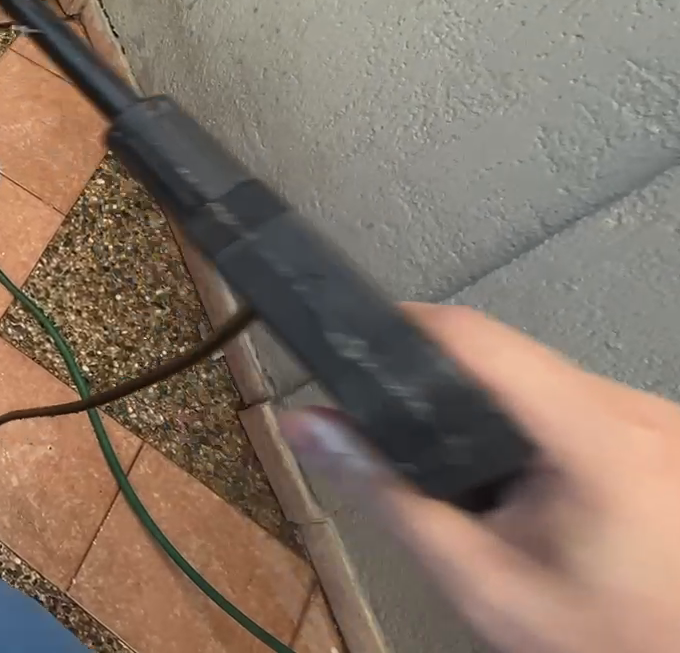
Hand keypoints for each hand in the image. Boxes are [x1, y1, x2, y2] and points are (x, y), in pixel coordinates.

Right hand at [281, 305, 679, 652]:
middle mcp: (645, 417)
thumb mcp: (476, 577)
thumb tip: (304, 423)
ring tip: (462, 458)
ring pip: (536, 373)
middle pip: (501, 354)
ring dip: (485, 401)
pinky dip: (530, 419)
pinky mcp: (671, 438)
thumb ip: (384, 493)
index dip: (398, 326)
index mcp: (598, 440)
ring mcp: (666, 425)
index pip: (472, 335)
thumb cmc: (600, 636)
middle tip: (402, 431)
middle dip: (439, 384)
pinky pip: (575, 397)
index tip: (349, 343)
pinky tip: (522, 471)